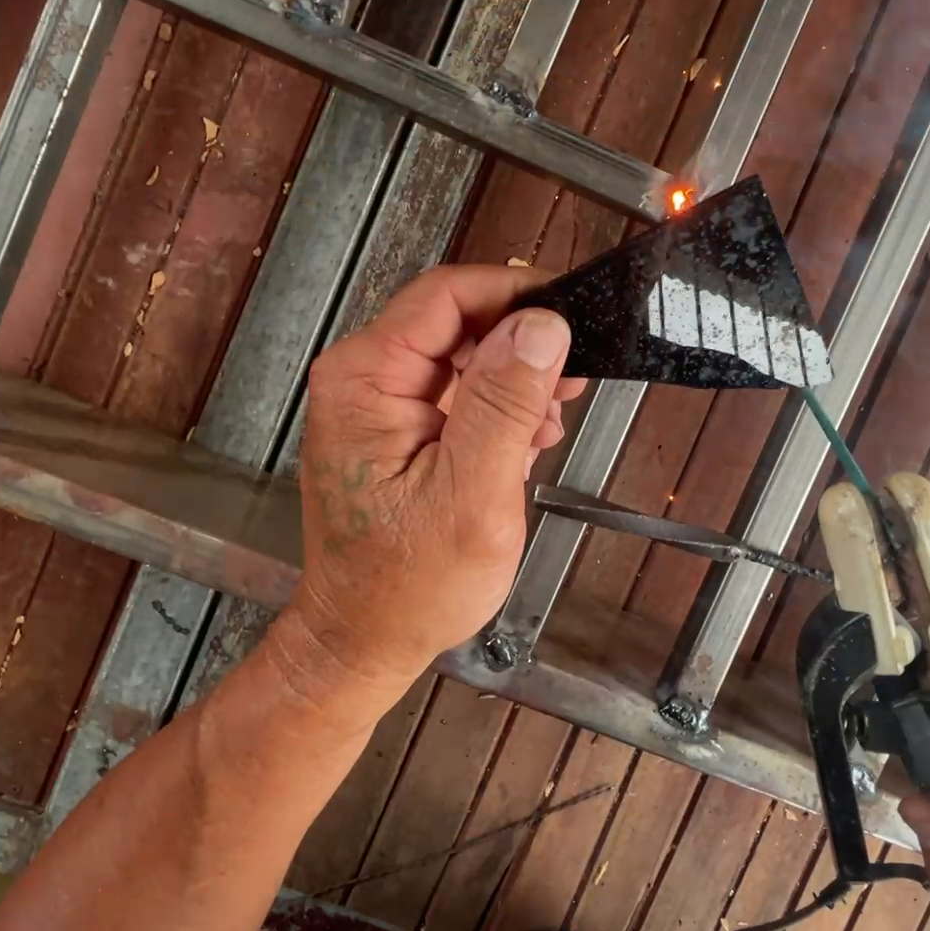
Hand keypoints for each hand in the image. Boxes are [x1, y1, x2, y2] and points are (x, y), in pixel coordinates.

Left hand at [285, 265, 586, 686]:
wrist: (365, 636)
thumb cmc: (409, 585)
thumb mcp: (472, 494)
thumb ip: (504, 403)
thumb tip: (541, 325)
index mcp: (365, 379)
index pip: (446, 295)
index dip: (514, 294)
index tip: (569, 314)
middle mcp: (360, 377)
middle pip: (455, 319)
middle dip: (519, 342)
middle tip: (570, 378)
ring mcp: (374, 401)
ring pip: (460, 353)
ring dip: (512, 377)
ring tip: (546, 423)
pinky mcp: (392, 424)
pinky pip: (452, 388)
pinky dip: (495, 404)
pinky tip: (522, 438)